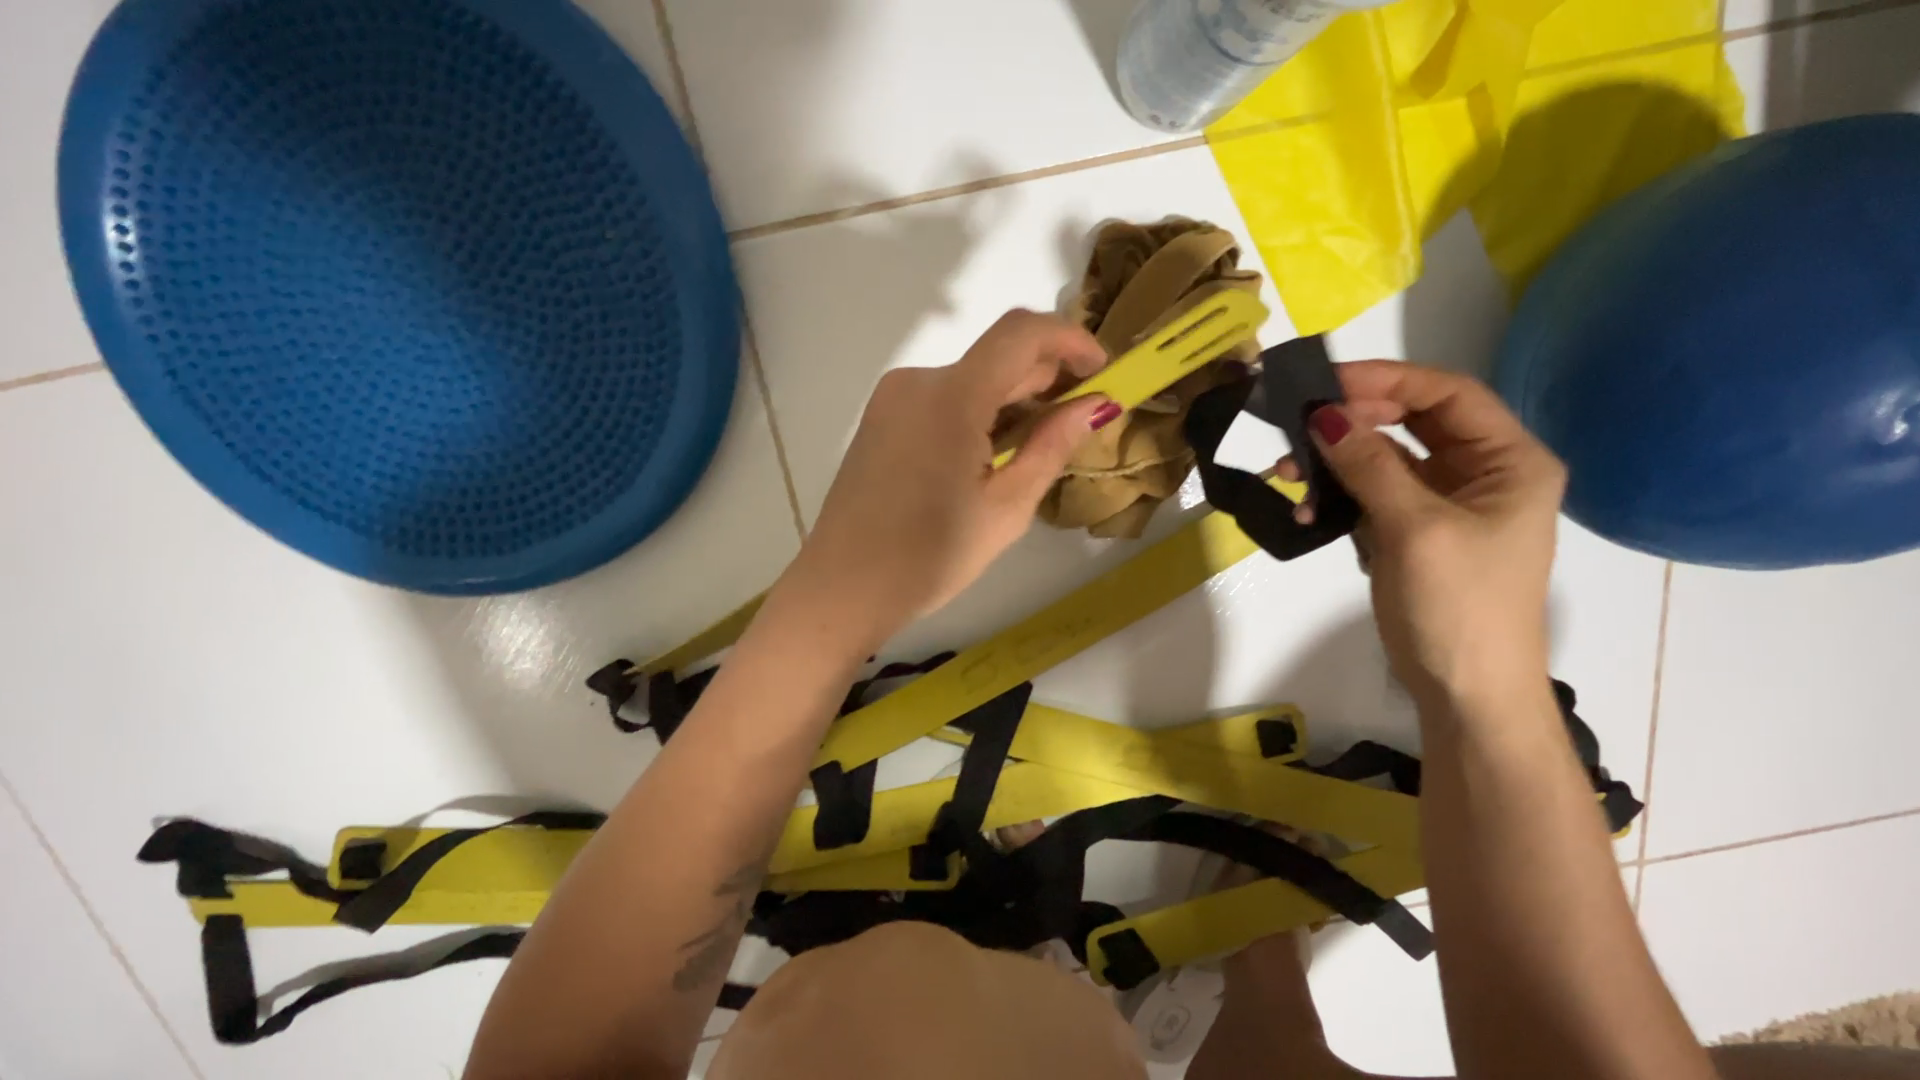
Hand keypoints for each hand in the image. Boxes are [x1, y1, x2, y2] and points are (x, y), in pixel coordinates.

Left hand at [777, 310, 1112, 651]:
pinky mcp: (881, 418)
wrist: (843, 589)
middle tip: (1082, 419)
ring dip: (1013, 399)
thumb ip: (1052, 446)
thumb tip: (1096, 405)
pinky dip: (978, 412)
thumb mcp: (1005, 508)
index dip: (1071, 339)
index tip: (1104, 370)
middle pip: (997, 356)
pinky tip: (992, 455)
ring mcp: (893, 398)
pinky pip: (943, 398)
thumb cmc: (930, 557)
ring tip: (1038, 448)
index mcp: (951, 396)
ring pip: (971, 378)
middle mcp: (918, 381)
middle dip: (1047, 378)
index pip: (1022, 333)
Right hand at [1298, 361, 1565, 713]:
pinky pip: (1372, 494)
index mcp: (1510, 461)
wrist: (1467, 693)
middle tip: (1295, 424)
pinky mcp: (1415, 531)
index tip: (1324, 383)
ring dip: (1336, 461)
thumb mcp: (1415, 529)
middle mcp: (1482, 472)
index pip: (1448, 394)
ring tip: (1288, 472)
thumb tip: (1321, 413)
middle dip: (1351, 421)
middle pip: (1412, 421)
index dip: (1387, 379)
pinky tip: (1307, 509)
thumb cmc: (1458, 606)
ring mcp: (1446, 503)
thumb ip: (1369, 465)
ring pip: (1384, 457)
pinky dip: (1338, 495)